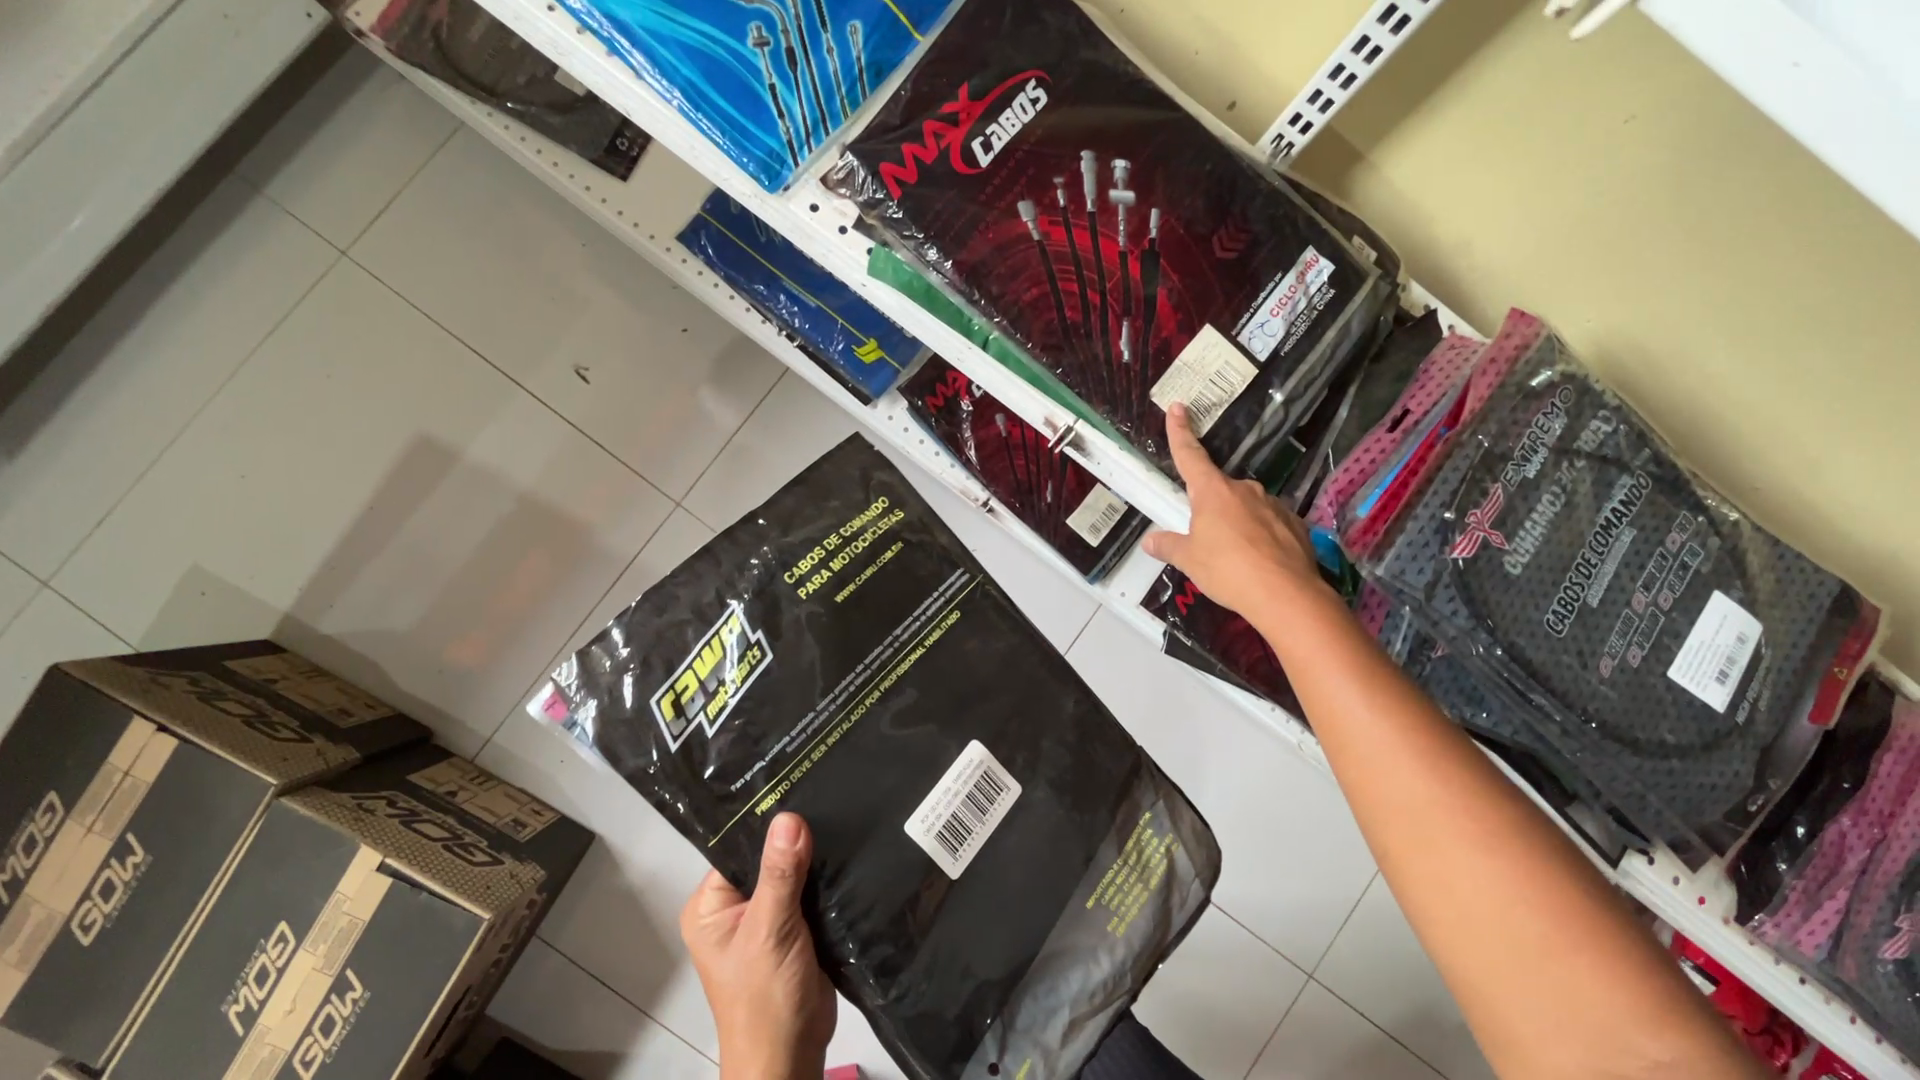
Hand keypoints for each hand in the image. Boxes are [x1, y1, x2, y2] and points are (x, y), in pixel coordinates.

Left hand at [682, 813, 836, 1079]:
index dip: (766, 823)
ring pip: (792, 876)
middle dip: (796, 840)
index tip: (799, 789)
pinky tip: (849, 855)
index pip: (736, 848)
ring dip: (814, 861)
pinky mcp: (795, 933)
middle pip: (766, 860)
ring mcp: (765, 921)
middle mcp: (733, 909)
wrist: (790, 1057)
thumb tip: (788, 816)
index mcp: (710, 906)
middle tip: (829, 798)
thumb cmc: (766, 998)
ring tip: (844, 819)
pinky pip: (810, 895)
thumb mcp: (770, 931)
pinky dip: (826, 882)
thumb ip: (780, 874)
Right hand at [1143, 403, 1329, 619]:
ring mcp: (1273, 505)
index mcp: (1212, 492)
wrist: (1285, 594)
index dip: (1181, 432)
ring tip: (1235, 555)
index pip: (1190, 456)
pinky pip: (1269, 524)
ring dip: (1237, 523)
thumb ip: (1169, 546)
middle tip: (1205, 538)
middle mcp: (1244, 490)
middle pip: (1219, 489)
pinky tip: (1258, 560)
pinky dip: (1260, 536)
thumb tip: (1150, 541)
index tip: (1179, 408)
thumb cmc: (1228, 571)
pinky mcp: (1294, 523)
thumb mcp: (1190, 561)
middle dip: (1210, 507)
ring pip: (1246, 507)